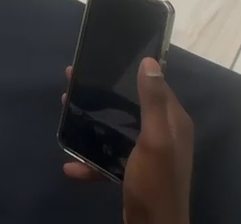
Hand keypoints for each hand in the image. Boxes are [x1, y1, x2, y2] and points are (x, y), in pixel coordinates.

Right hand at [60, 59, 193, 223]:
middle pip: (131, 103)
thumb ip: (152, 102)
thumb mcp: (154, 140)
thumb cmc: (154, 183)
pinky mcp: (135, 171)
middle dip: (104, 93)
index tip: (104, 58)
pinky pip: (111, 154)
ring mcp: (150, 154)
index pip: (155, 84)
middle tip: (75, 81)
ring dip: (93, 120)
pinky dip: (92, 157)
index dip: (132, 70)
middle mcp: (164, 134)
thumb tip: (150, 61)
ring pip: (118, 126)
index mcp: (173, 122)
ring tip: (67, 109)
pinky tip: (72, 164)